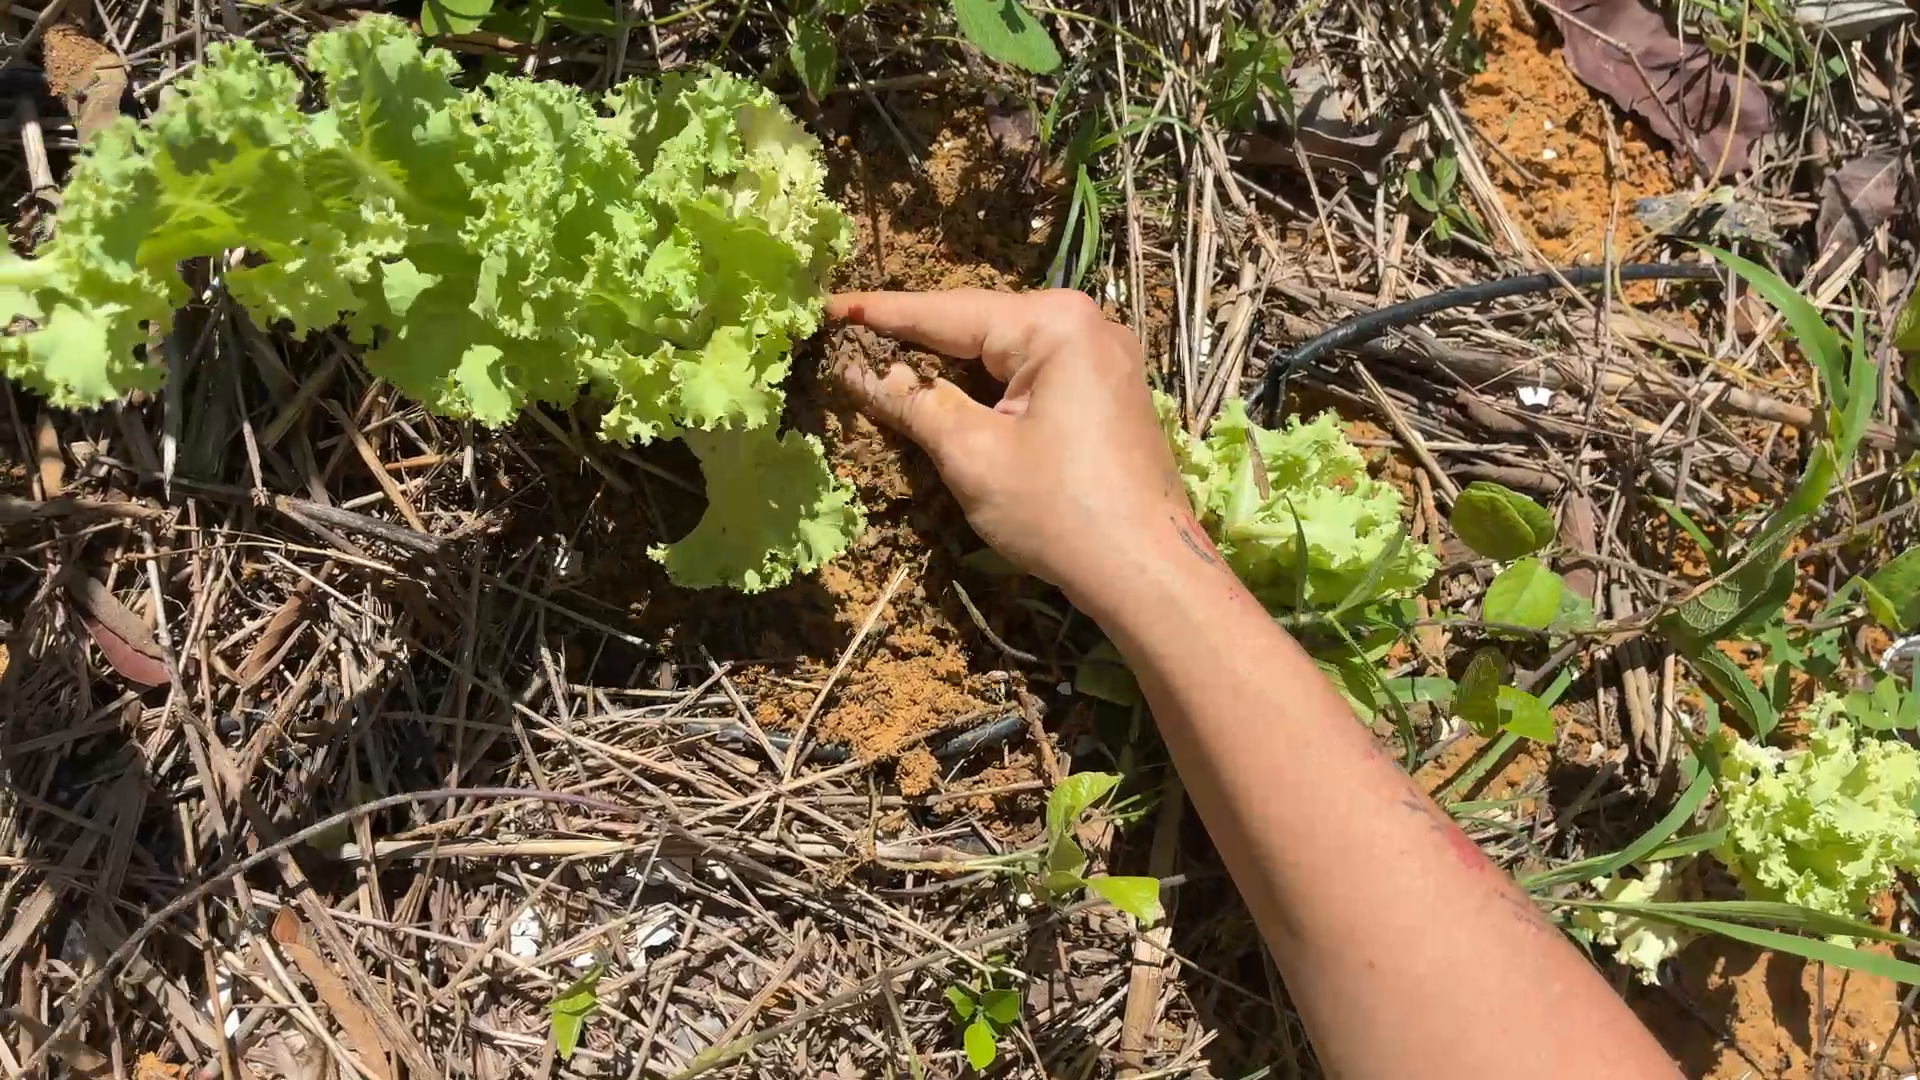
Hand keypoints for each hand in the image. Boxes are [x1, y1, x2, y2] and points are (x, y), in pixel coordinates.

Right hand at [829, 288, 1195, 603]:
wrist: (1146, 572)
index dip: (884, 314)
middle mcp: (1087, 326)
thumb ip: (914, 403)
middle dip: (919, 345)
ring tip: (894, 373)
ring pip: (1007, 357)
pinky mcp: (1110, 396)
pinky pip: (1035, 380)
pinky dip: (992, 393)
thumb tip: (860, 371)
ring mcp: (1106, 361)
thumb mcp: (972, 454)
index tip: (831, 307)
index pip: (949, 312)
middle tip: (855, 345)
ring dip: (954, 372)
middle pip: (981, 330)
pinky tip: (958, 402)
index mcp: (1054, 324)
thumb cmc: (1056, 511)